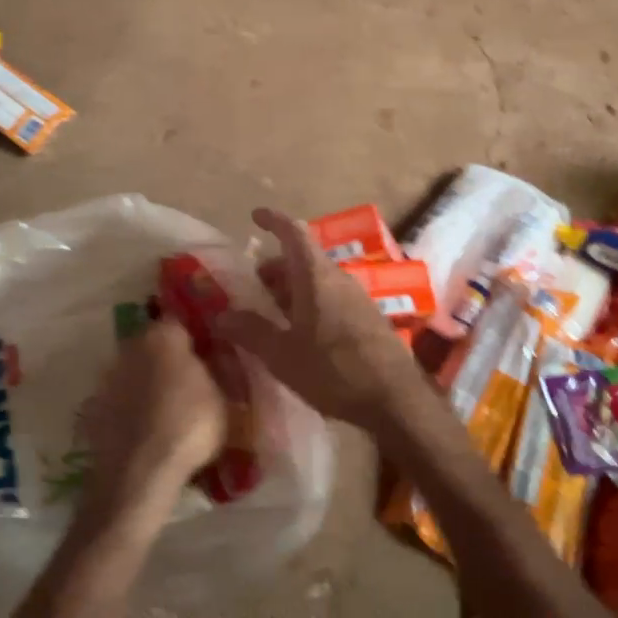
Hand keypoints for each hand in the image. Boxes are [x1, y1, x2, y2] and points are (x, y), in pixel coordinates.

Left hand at [81, 317, 225, 503]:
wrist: (139, 471)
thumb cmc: (189, 426)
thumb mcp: (222, 399)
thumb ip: (215, 374)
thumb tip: (213, 364)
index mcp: (164, 336)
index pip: (181, 324)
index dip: (194, 340)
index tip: (207, 357)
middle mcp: (131, 346)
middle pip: (153, 346)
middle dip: (167, 360)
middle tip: (187, 385)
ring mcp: (108, 376)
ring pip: (133, 372)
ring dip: (145, 384)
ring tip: (164, 412)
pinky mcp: (93, 406)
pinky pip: (118, 401)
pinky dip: (128, 410)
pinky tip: (143, 431)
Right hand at [214, 208, 427, 435]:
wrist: (396, 401)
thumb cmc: (333, 369)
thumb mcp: (282, 354)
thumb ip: (251, 331)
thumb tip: (221, 315)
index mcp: (315, 276)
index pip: (293, 233)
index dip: (273, 220)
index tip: (255, 216)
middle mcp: (338, 279)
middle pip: (303, 259)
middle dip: (276, 267)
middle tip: (254, 286)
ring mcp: (357, 299)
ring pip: (318, 281)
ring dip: (293, 289)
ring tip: (273, 313)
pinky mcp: (368, 321)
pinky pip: (332, 299)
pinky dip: (311, 304)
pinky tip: (302, 334)